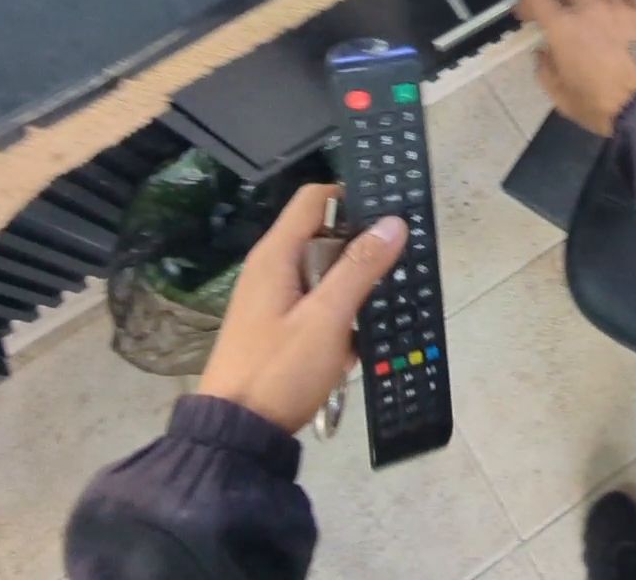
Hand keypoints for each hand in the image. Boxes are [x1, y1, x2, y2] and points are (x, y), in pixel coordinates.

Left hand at [197, 184, 404, 433]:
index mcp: (277, 255)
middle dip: (362, 246)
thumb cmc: (280, 370)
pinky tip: (360, 338)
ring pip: (327, 270)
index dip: (352, 197)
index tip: (388, 215)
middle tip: (399, 260)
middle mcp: (273, 268)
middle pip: (326, 233)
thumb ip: (360, 267)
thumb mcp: (327, 317)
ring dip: (355, 284)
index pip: (316, 198)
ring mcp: (275, 298)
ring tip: (385, 302)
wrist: (236, 439)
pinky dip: (342, 311)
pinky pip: (320, 301)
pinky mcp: (280, 325)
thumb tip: (394, 222)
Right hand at [514, 0, 635, 137]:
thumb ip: (546, 69)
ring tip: (594, 3)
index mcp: (563, 28)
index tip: (527, 14)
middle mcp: (590, 8)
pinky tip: (622, 10)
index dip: (527, 1)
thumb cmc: (600, 107)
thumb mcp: (561, 97)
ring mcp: (621, 7)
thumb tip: (543, 51)